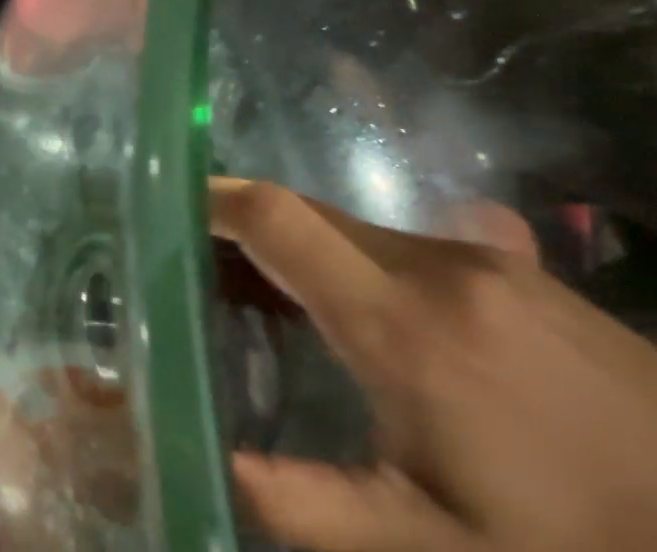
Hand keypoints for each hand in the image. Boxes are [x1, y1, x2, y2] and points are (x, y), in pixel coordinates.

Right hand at [212, 177, 656, 550]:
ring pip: (354, 229)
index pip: (275, 219)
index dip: (205, 201)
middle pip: (305, 214)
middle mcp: (444, 267)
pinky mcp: (529, 274)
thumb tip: (203, 455)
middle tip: (192, 278)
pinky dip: (354, 264)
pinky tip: (365, 319)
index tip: (153, 210)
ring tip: (266, 306)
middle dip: (236, 232)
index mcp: (404, 321)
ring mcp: (496, 264)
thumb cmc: (565, 535)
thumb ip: (302, 503)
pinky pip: (408, 245)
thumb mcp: (426, 544)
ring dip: (296, 253)